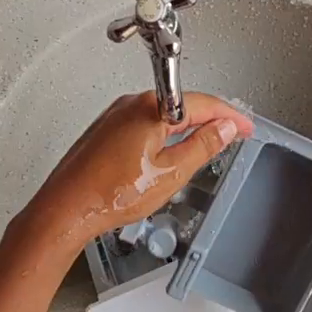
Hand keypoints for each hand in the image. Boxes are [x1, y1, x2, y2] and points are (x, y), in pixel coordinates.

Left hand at [19, 91, 254, 252]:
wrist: (66, 208)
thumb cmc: (109, 194)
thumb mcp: (171, 174)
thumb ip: (203, 147)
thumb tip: (224, 129)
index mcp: (150, 109)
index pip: (202, 103)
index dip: (229, 115)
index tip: (245, 126)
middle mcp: (130, 105)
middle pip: (182, 105)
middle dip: (211, 118)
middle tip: (232, 134)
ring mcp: (115, 116)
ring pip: (162, 114)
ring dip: (188, 126)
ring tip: (206, 143)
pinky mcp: (106, 130)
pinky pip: (145, 123)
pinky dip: (166, 133)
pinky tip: (170, 151)